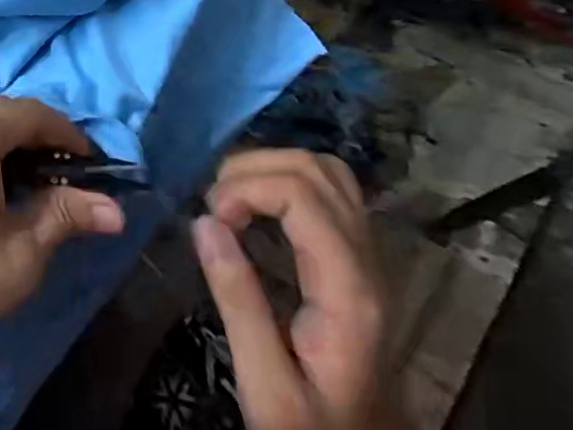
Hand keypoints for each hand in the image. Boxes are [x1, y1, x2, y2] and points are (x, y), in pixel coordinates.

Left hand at [0, 97, 125, 428]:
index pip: (32, 113)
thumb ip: (66, 216)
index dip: (69, 135)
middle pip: (1, 111)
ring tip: (36, 187)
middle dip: (40, 137)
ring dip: (9, 144)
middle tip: (70, 177)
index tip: (95, 166)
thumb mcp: (21, 252)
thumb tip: (115, 209)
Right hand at [192, 150, 393, 429]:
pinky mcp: (356, 260)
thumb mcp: (267, 385)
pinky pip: (326, 192)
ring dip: (269, 169)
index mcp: (350, 292)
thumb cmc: (313, 426)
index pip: (303, 194)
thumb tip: (203, 221)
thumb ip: (237, 302)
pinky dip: (282, 181)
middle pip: (317, 169)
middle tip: (215, 206)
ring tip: (230, 202)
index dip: (246, 188)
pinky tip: (254, 209)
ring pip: (326, 172)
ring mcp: (369, 259)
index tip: (209, 219)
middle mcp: (369, 264)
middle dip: (253, 169)